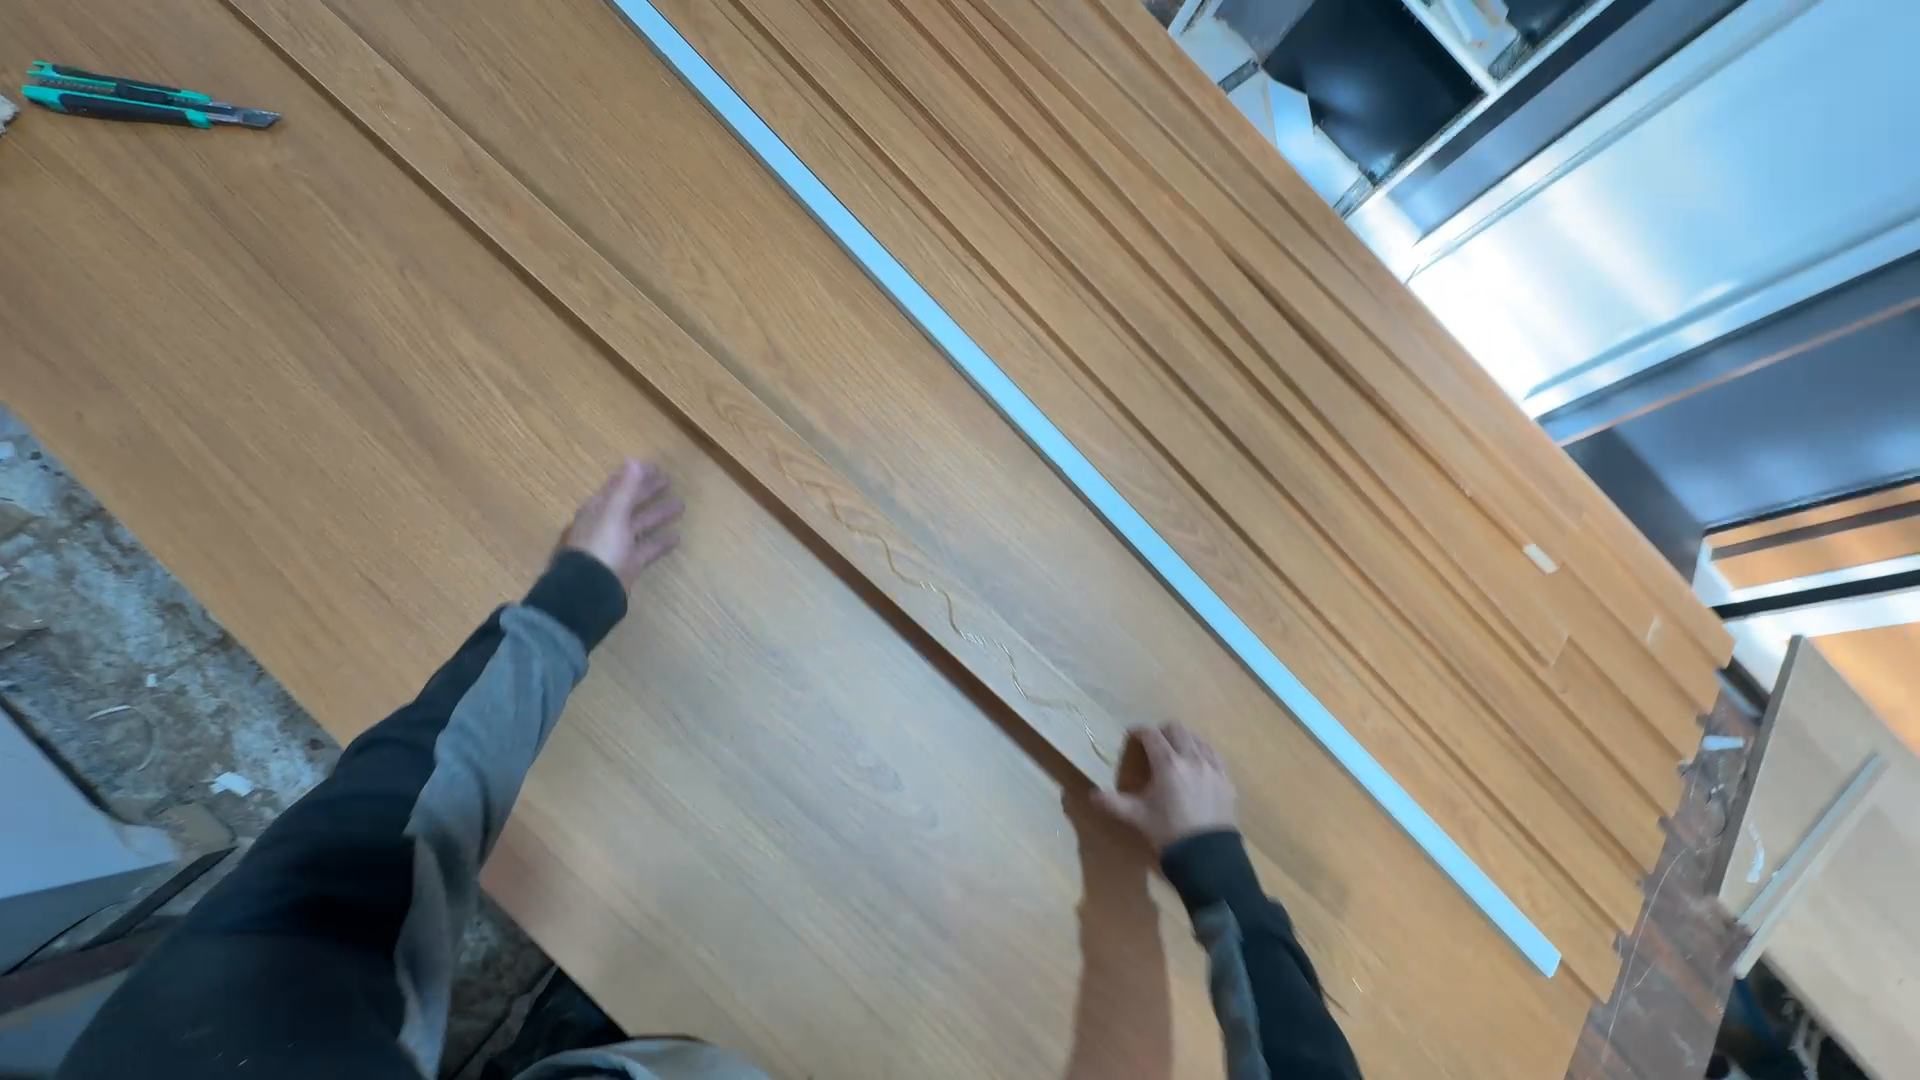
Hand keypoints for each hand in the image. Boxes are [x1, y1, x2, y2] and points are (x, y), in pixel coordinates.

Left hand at [565, 459, 683, 587]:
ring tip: (681, 507)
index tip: (656, 467)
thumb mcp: (613, 514)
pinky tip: (677, 538)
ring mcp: (617, 545)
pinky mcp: (628, 563)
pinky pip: (647, 548)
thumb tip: (634, 460)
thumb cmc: (600, 546)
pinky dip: (661, 542)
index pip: (619, 486)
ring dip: (659, 515)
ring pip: (641, 524)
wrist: (590, 590)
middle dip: (648, 491)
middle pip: (630, 503)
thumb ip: (625, 489)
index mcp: (599, 509)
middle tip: (669, 481)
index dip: (636, 475)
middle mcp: (607, 524)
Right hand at [1093, 724, 1237, 851]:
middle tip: (1154, 747)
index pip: (1151, 735)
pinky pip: (1214, 756)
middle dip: (1162, 733)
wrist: (1207, 857)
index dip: (1140, 732)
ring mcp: (1213, 768)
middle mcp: (1192, 758)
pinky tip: (1198, 768)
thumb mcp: (1136, 817)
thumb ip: (1112, 803)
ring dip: (1184, 742)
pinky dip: (1203, 755)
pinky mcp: (1227, 780)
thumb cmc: (1168, 832)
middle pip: (1176, 729)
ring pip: (1197, 739)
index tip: (1133, 738)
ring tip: (1177, 756)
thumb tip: (1092, 795)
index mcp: (1167, 764)